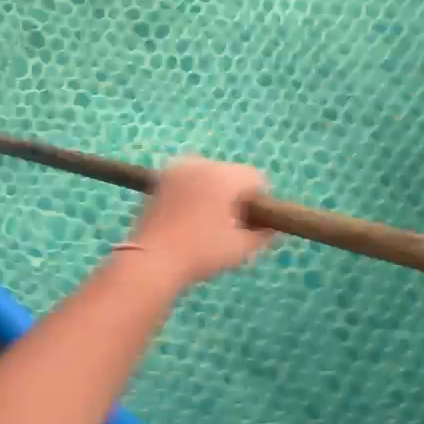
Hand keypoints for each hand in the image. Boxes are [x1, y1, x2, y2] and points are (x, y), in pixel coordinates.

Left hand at [125, 157, 273, 285]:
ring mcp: (176, 169)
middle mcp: (200, 164)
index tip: (251, 223)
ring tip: (207, 222)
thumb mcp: (240, 248)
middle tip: (229, 225)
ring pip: (208, 175)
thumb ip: (262, 234)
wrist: (152, 259)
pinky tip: (188, 217)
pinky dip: (194, 192)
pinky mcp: (159, 180)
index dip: (259, 201)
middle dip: (235, 194)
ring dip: (214, 191)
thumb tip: (271, 227)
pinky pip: (187, 180)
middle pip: (231, 173)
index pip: (255, 178)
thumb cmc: (201, 253)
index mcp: (223, 176)